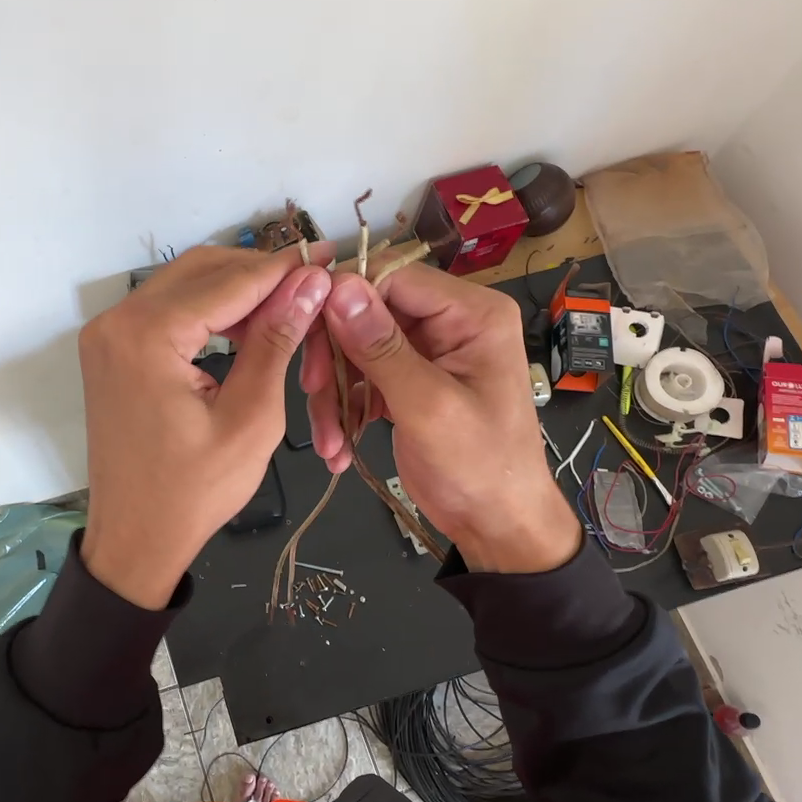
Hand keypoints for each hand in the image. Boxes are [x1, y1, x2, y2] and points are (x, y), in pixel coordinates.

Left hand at [80, 243, 335, 607]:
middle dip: (258, 274)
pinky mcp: (110, 352)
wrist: (136, 539)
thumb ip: (276, 341)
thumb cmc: (195, 492)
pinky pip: (164, 312)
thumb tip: (310, 281)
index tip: (328, 259)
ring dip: (233, 291)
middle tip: (310, 288)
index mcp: (147, 335)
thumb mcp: (250, 419)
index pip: (229, 281)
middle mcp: (116, 321)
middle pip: (201, 270)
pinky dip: (205, 312)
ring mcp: (107, 335)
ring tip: (286, 310)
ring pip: (182, 285)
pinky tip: (243, 328)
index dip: (283, 269)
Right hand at [300, 259, 581, 573]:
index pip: (394, 277)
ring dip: (336, 393)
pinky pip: (364, 380)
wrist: (495, 524)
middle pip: (369, 314)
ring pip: (358, 349)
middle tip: (312, 392)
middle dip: (335, 356)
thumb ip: (381, 346)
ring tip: (328, 439)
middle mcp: (450, 323)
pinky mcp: (409, 383)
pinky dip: (346, 410)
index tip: (306, 332)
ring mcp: (428, 354)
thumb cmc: (478, 466)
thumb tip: (339, 286)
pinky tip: (340, 446)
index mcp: (472, 314)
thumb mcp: (427, 405)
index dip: (345, 299)